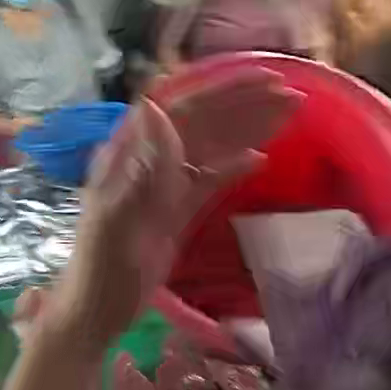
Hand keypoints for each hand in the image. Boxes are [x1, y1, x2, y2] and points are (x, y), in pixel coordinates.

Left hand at [50, 72, 300, 344]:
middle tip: (292, 96)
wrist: (97, 309)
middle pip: (203, 122)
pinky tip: (261, 159)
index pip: (183, 108)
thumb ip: (143, 164)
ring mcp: (164, 185)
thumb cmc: (101, 267)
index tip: (266, 80)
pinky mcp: (175, 211)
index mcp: (131, 153)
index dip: (224, 90)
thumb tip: (157, 105)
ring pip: (211, 148)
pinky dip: (234, 167)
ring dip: (247, 130)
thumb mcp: (118, 216)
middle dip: (246, 106)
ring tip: (288, 115)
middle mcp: (150, 160)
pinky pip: (208, 180)